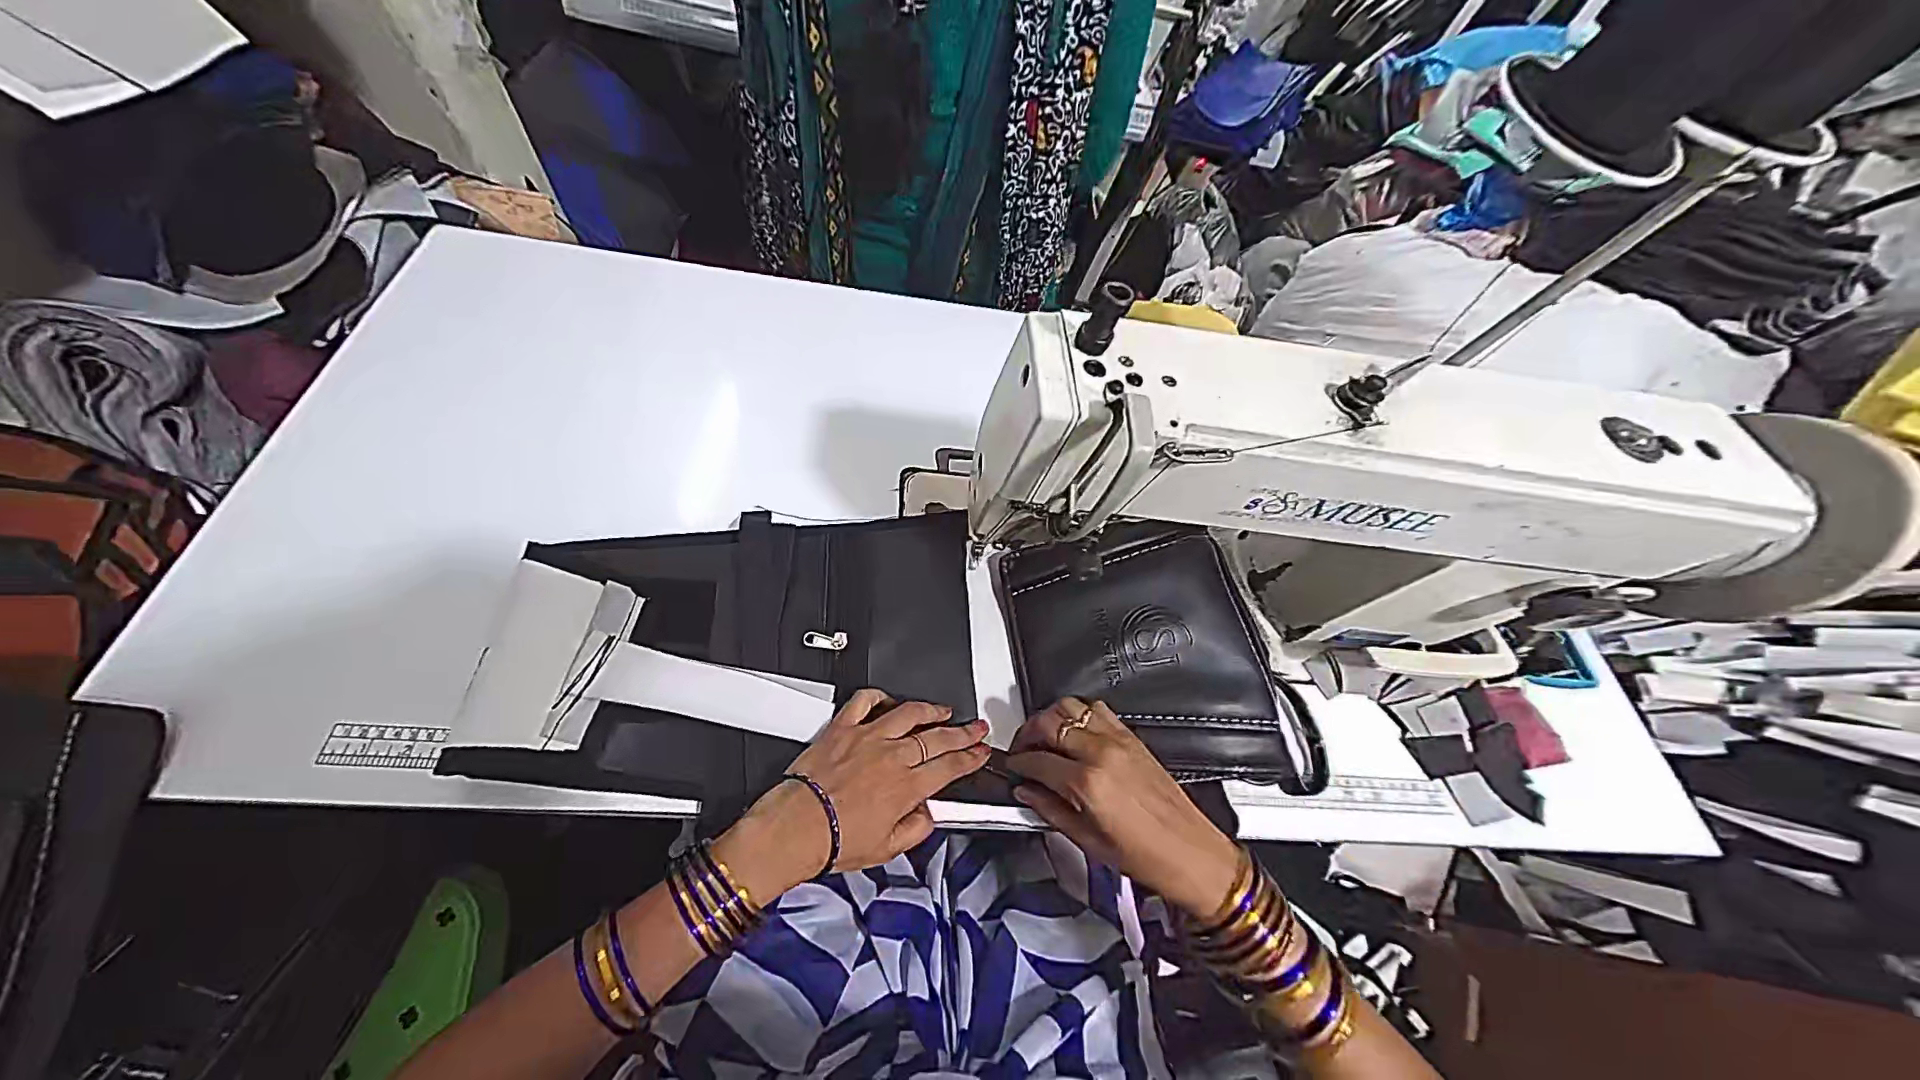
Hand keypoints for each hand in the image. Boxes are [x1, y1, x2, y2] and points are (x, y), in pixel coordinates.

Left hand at [715, 689, 990, 898]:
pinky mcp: (843, 728)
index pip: (950, 766)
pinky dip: (880, 696)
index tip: (980, 751)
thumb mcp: (886, 849)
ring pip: (909, 713)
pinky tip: (888, 699)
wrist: (794, 829)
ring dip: (931, 710)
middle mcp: (891, 757)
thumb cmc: (832, 841)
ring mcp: (867, 738)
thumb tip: (926, 817)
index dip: (971, 757)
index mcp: (906, 787)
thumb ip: (915, 829)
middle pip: (938, 737)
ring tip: (943, 710)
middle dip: (964, 732)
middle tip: (976, 728)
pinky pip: (865, 701)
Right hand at [1007, 698, 1242, 918]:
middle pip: (1048, 722)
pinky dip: (1079, 713)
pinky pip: (1097, 709)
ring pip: (1070, 706)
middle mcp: (1102, 754)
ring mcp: (1118, 741)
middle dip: (1027, 734)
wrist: (1191, 854)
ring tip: (1044, 736)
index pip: (1036, 759)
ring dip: (1050, 718)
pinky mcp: (1132, 738)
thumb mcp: (1087, 841)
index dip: (1018, 763)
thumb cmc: (1148, 855)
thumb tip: (1028, 793)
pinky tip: (1074, 730)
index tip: (1015, 767)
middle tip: (1022, 749)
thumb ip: (1050, 809)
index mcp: (1087, 783)